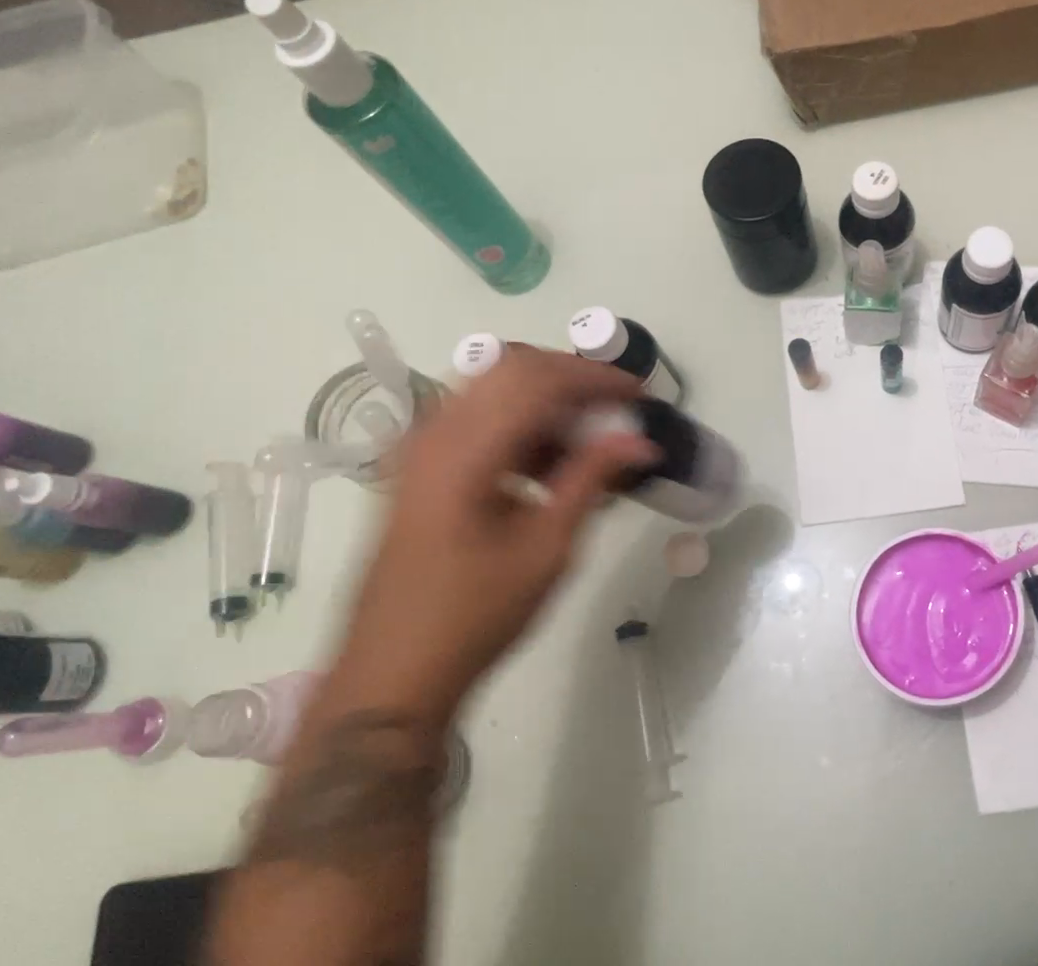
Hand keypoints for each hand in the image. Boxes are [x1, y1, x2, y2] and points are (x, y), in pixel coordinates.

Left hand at [337, 348, 658, 716]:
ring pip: (491, 388)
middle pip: (512, 367)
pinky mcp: (417, 468)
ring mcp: (418, 448)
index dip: (598, 379)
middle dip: (573, 378)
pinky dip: (519, 423)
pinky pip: (474, 418)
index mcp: (465, 449)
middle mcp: (434, 432)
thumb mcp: (547, 548)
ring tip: (592, 440)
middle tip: (620, 409)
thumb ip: (591, 479)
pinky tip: (550, 464)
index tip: (644, 399)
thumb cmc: (476, 614)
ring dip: (546, 400)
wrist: (393, 669)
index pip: (539, 378)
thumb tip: (641, 440)